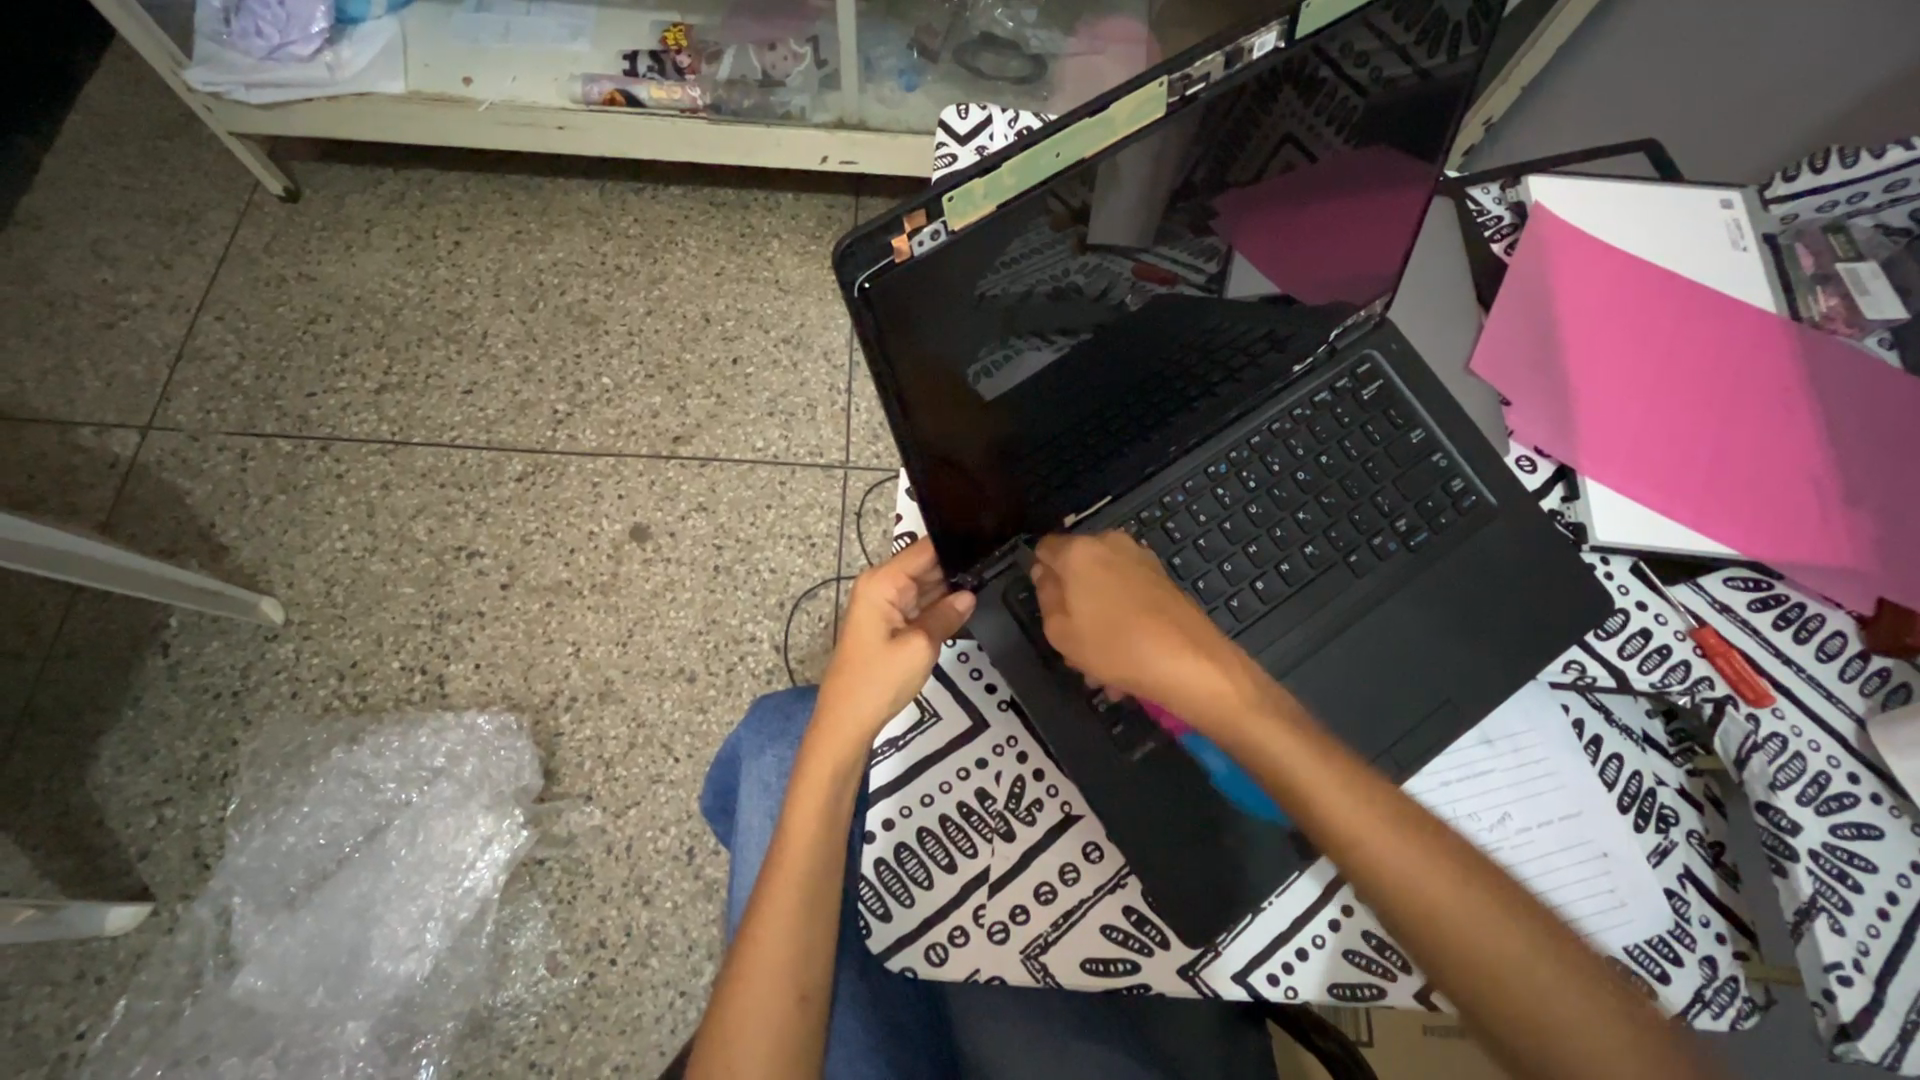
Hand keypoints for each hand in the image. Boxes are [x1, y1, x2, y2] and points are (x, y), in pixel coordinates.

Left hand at [813, 539, 975, 747]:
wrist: (848, 720)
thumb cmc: (879, 680)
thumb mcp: (920, 646)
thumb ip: (946, 615)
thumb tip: (970, 595)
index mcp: (883, 582)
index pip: (924, 549)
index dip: (955, 545)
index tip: (990, 543)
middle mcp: (882, 586)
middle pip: (926, 565)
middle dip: (957, 568)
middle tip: (998, 566)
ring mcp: (886, 606)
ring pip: (925, 586)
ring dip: (951, 589)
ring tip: (991, 581)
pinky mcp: (891, 625)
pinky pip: (920, 606)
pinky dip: (940, 607)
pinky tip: (968, 604)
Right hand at [1031, 532, 1265, 729]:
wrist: (1188, 660)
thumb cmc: (1113, 646)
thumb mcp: (1060, 631)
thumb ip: (1046, 597)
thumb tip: (1046, 575)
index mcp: (1079, 551)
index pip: (1044, 549)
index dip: (1040, 576)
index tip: (1047, 607)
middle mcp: (1110, 544)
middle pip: (1077, 568)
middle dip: (1072, 601)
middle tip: (1073, 642)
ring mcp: (1141, 559)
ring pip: (1104, 586)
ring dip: (1097, 616)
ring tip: (1102, 663)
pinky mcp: (1163, 578)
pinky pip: (1128, 594)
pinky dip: (1122, 618)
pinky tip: (1126, 656)